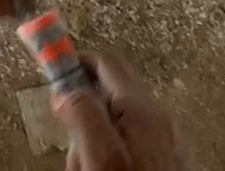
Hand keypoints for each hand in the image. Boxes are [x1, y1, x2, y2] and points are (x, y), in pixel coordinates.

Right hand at [52, 53, 191, 170]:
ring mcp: (169, 144)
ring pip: (119, 126)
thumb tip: (65, 90)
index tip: (53, 81)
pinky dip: (114, 158)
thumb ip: (82, 112)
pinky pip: (133, 149)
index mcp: (143, 109)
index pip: (105, 62)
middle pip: (110, 95)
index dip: (76, 63)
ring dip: (95, 144)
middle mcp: (161, 120)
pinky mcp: (171, 166)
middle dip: (84, 114)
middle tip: (73, 146)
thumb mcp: (99, 155)